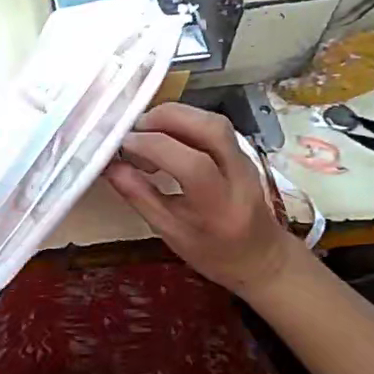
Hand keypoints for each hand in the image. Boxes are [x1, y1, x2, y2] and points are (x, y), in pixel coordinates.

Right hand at [104, 103, 305, 298]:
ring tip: (146, 131)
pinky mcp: (243, 152)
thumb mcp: (171, 234)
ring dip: (176, 116)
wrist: (261, 258)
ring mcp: (245, 160)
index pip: (191, 164)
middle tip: (135, 129)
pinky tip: (165, 136)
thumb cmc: (214, 253)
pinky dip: (185, 123)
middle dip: (167, 118)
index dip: (154, 147)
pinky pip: (213, 126)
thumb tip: (111, 167)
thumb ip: (141, 198)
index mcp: (220, 207)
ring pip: (213, 121)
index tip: (123, 146)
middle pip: (211, 128)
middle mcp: (239, 176)